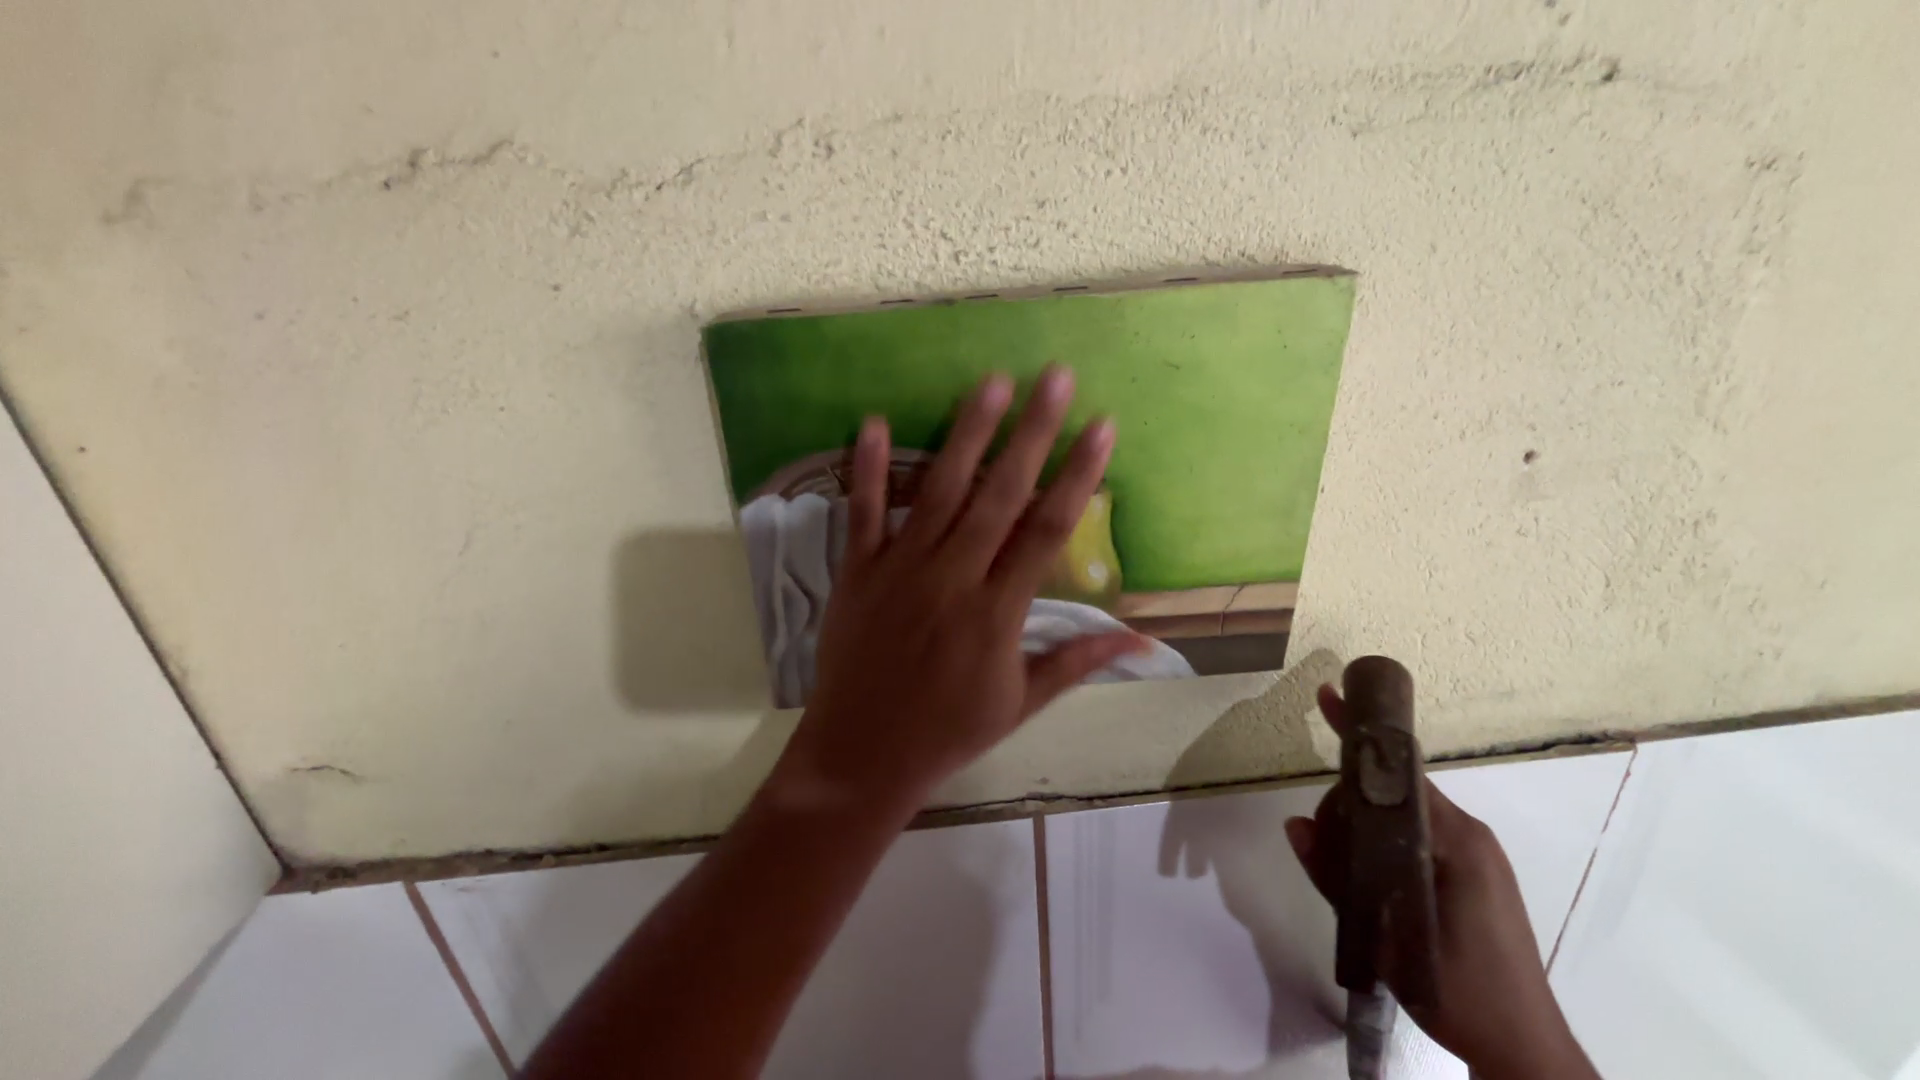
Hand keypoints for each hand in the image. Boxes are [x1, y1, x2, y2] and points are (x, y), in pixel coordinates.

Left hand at [766, 367, 1148, 814]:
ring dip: (966, 433)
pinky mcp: (856, 572)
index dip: (1078, 475)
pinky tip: (870, 421)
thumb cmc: (948, 732)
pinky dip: (864, 468)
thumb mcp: (1020, 703)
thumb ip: (1076, 661)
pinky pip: (861, 513)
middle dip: (1032, 432)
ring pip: (938, 490)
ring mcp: (900, 569)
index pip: (1047, 530)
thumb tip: (1141, 640)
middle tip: (1055, 377)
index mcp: (997, 611)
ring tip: (991, 382)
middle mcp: (953, 577)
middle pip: (999, 494)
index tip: (1102, 427)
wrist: (862, 755)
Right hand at [1285, 684, 1600, 1079]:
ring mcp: (1472, 859)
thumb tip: (1296, 825)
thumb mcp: (1390, 936)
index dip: (1361, 736)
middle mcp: (1468, 838)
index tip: (1331, 697)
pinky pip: (1415, 841)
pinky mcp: (1470, 879)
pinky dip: (1381, 843)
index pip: (1400, 772)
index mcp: (1457, 840)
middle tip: (1317, 830)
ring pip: (1403, 819)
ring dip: (1363, 825)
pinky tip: (1359, 868)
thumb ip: (1340, 879)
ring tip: (1333, 857)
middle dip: (1350, 796)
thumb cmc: (1461, 988)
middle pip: (1397, 793)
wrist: (1522, 1048)